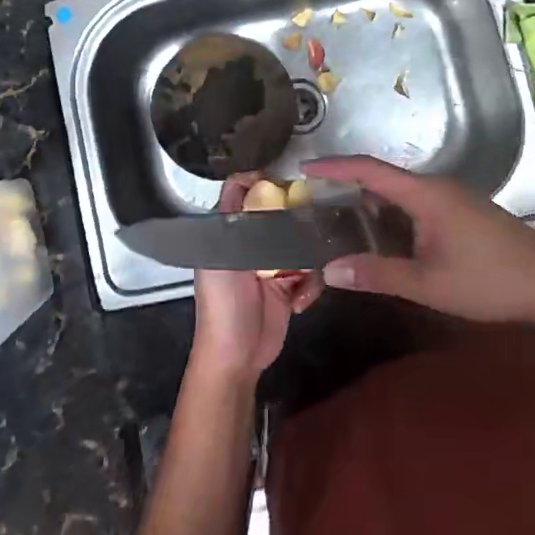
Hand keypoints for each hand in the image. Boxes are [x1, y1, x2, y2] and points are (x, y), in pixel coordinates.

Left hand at [189, 173, 322, 379]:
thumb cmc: (223, 303)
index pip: (243, 192)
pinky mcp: (291, 286)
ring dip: (307, 261)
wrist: (237, 355)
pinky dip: (311, 285)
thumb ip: (232, 218)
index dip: (261, 181)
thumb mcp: (220, 256)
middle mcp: (251, 243)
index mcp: (229, 232)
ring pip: (301, 242)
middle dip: (298, 221)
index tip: (287, 181)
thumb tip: (247, 180)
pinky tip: (300, 302)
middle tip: (314, 223)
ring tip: (301, 277)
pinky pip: (312, 272)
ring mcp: (272, 264)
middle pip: (280, 214)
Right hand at [303, 155, 534, 323]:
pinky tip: (384, 237)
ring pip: (401, 192)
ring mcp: (454, 198)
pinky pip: (417, 203)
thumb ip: (377, 274)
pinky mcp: (464, 212)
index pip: (371, 170)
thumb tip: (329, 270)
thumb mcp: (428, 284)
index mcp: (426, 195)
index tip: (304, 168)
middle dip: (347, 185)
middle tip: (315, 202)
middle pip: (384, 178)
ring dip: (371, 203)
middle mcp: (438, 187)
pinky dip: (392, 214)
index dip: (335, 167)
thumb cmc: (490, 281)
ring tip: (340, 221)